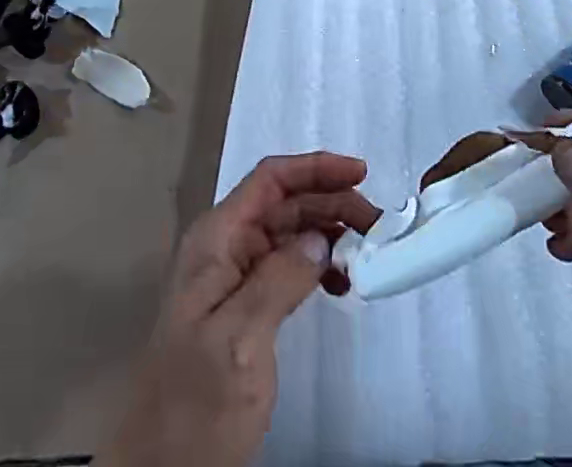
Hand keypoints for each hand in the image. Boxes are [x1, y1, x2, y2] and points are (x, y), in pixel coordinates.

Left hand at [100, 153, 379, 466]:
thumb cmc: (194, 404)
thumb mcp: (239, 340)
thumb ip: (279, 279)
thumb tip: (321, 239)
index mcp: (216, 241)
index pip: (270, 180)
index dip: (316, 168)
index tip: (361, 173)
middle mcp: (226, 247)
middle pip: (287, 202)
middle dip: (334, 203)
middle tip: (376, 225)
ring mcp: (236, 275)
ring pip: (293, 230)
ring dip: (332, 232)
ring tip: (366, 253)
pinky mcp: (249, 303)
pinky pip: (292, 264)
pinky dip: (321, 263)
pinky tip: (341, 282)